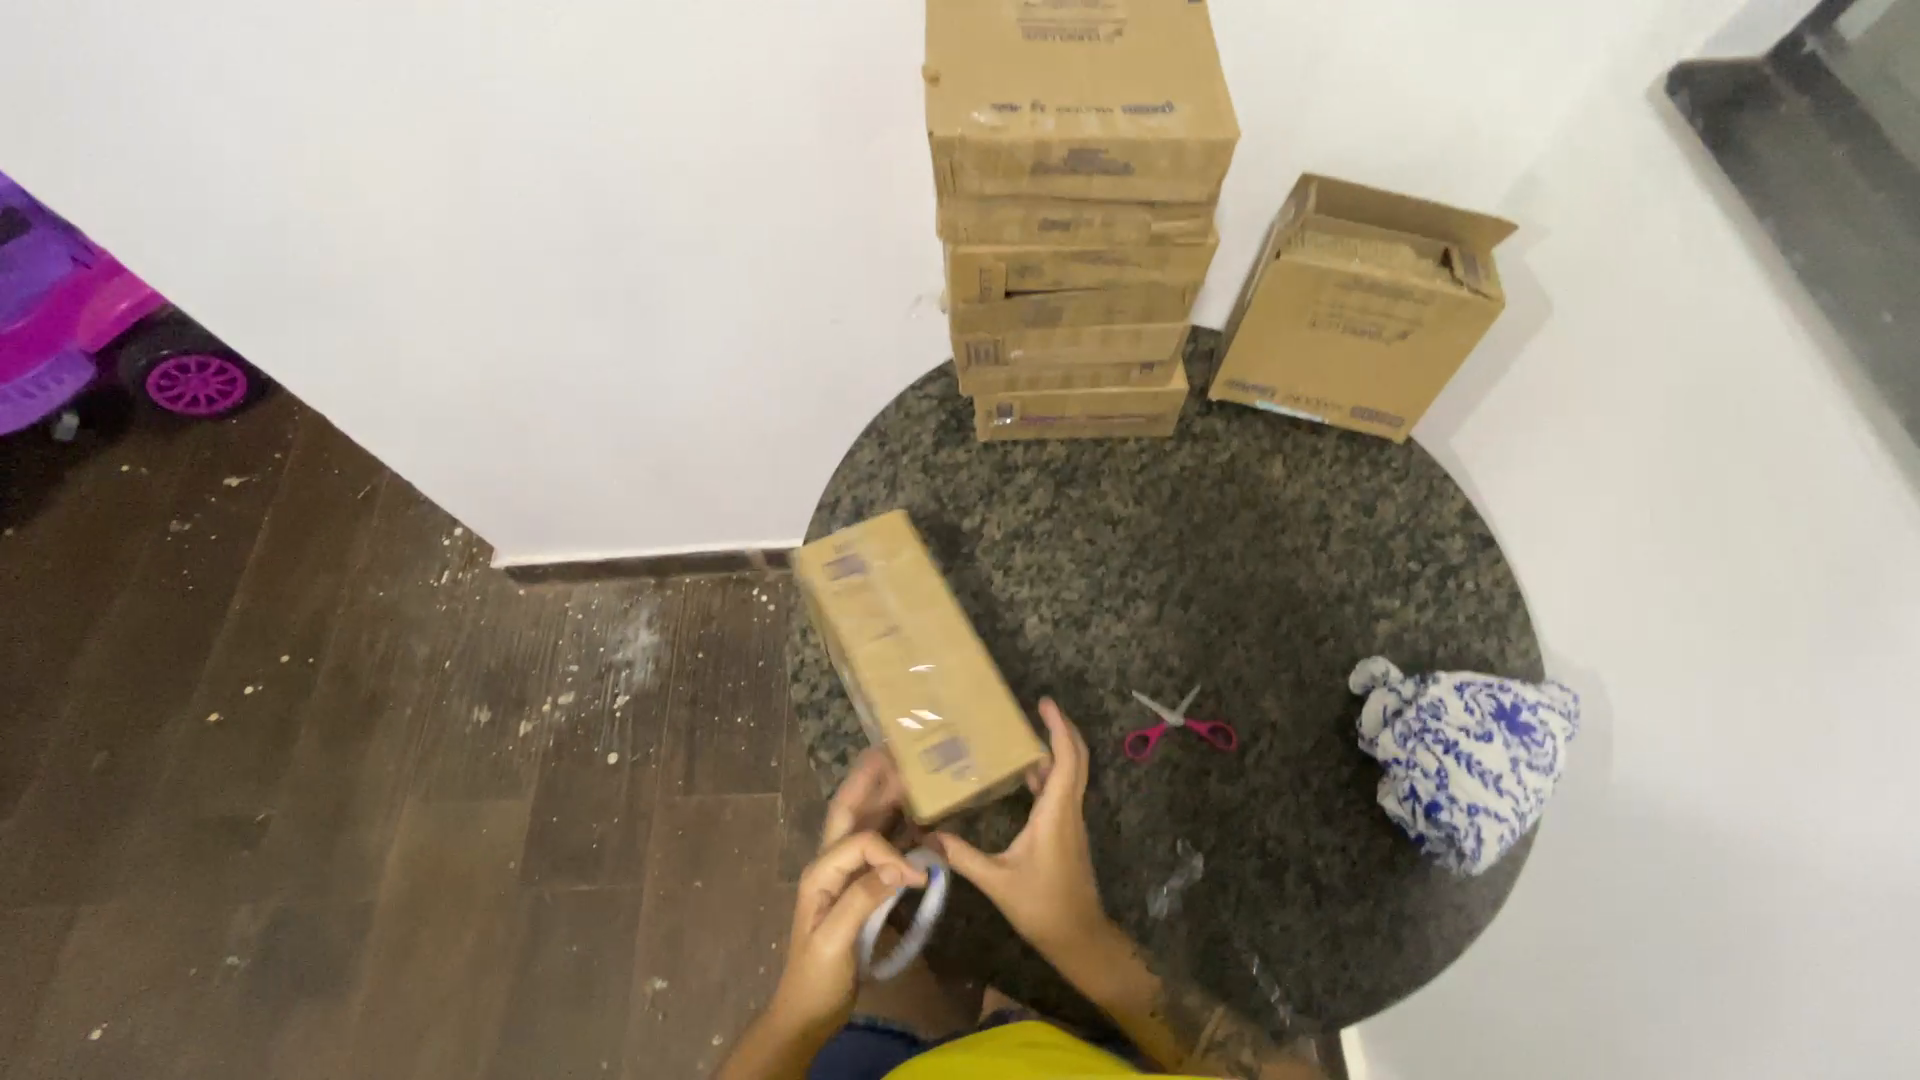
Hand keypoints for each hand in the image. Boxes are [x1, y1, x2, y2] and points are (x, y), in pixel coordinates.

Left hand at [770, 751, 926, 1031]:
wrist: (808, 1011)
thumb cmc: (816, 977)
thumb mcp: (834, 941)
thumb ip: (863, 900)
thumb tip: (901, 868)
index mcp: (821, 872)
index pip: (861, 842)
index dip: (891, 852)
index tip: (916, 877)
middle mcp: (831, 864)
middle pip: (851, 811)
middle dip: (869, 780)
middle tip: (892, 751)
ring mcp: (845, 874)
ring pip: (865, 823)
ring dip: (884, 796)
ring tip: (906, 770)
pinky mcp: (859, 887)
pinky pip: (879, 848)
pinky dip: (897, 829)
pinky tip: (916, 819)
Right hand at [931, 698, 1108, 958]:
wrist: (1079, 937)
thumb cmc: (1042, 906)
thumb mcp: (997, 882)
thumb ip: (963, 857)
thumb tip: (927, 839)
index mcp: (1056, 812)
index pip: (1066, 759)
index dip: (1059, 727)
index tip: (1045, 703)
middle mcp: (1068, 810)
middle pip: (1076, 759)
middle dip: (1061, 729)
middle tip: (1037, 709)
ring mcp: (1071, 821)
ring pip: (1070, 774)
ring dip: (1054, 751)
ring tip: (1022, 735)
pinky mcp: (1067, 832)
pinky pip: (1062, 791)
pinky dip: (1048, 774)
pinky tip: (1024, 775)